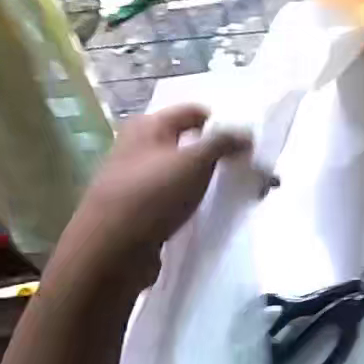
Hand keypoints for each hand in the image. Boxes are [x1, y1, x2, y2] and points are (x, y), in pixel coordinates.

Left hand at [54, 103, 250, 286]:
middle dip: (221, 155)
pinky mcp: (141, 211)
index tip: (249, 144)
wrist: (112, 251)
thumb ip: (222, 142)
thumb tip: (246, 133)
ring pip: (184, 173)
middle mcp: (139, 147)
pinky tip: (212, 214)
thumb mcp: (193, 162)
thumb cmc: (152, 196)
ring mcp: (139, 181)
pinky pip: (177, 198)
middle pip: (189, 143)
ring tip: (241, 196)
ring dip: (211, 181)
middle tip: (251, 172)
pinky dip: (196, 202)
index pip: (193, 112)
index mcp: (148, 126)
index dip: (222, 123)